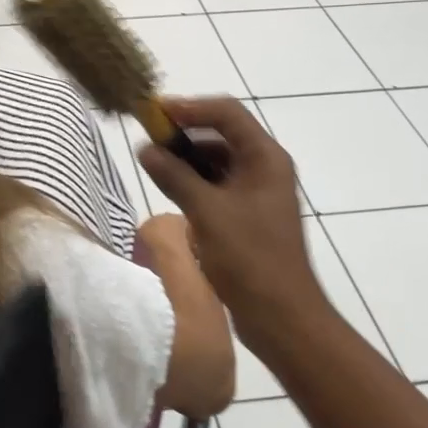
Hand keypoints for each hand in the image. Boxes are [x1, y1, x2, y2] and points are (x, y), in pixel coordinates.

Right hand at [138, 98, 327, 341]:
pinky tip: (172, 191)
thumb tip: (144, 148)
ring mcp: (258, 192)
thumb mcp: (206, 212)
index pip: (226, 112)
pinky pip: (218, 185)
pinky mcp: (249, 214)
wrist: (283, 319)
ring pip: (218, 160)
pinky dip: (195, 182)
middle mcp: (265, 167)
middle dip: (185, 133)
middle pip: (222, 133)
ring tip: (155, 165)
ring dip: (187, 159)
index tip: (154, 113)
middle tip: (149, 138)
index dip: (190, 107)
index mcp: (265, 157)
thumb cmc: (249, 258)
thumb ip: (174, 175)